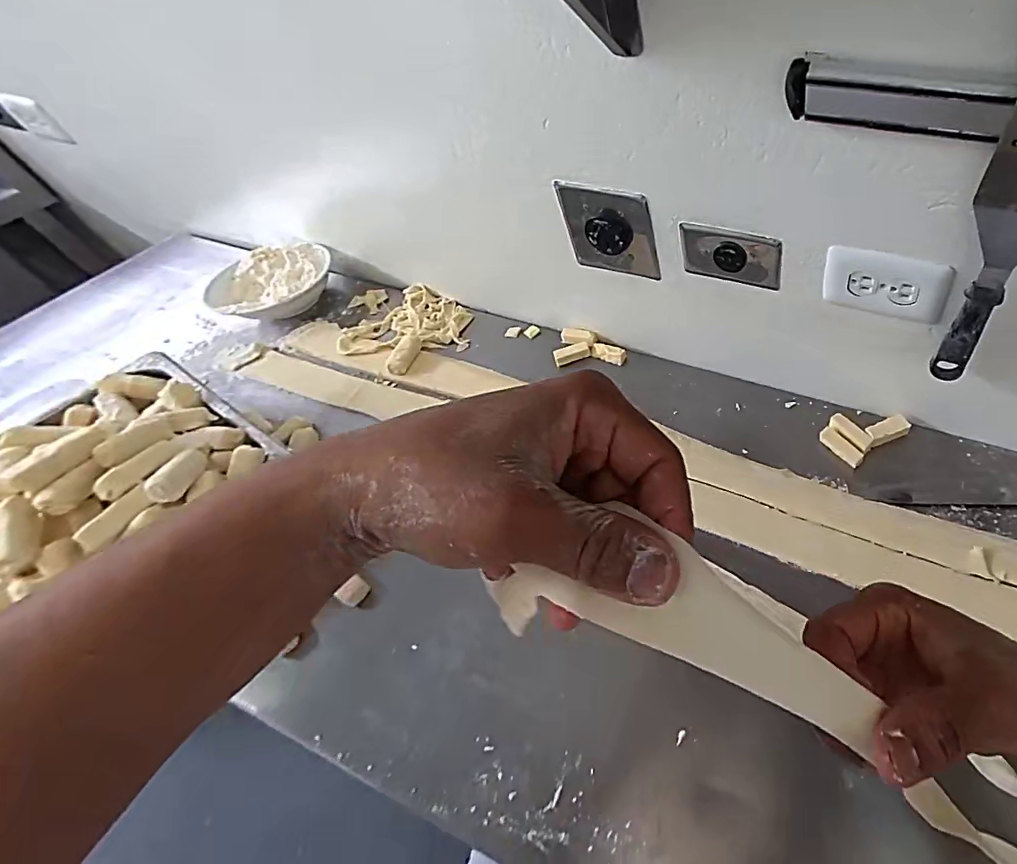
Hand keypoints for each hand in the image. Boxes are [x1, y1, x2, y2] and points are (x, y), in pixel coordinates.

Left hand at [296, 371, 692, 612]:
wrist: (346, 498)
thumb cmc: (436, 488)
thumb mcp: (522, 521)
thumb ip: (598, 549)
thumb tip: (667, 579)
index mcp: (591, 408)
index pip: (659, 463)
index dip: (669, 520)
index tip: (666, 578)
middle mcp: (582, 424)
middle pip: (631, 492)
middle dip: (619, 550)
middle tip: (609, 603)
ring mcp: (556, 451)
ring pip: (601, 515)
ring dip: (588, 562)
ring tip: (563, 607)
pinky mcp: (533, 479)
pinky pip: (571, 521)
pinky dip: (562, 557)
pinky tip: (534, 586)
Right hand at [802, 583, 1016, 787]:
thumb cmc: (1013, 686)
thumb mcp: (978, 706)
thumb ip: (933, 729)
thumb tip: (887, 746)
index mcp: (890, 607)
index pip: (828, 632)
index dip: (828, 672)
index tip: (847, 714)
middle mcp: (874, 630)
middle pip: (821, 664)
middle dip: (836, 707)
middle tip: (868, 740)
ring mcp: (874, 663)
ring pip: (829, 694)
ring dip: (847, 730)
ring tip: (888, 749)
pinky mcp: (878, 694)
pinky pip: (845, 717)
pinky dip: (859, 741)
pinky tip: (890, 753)